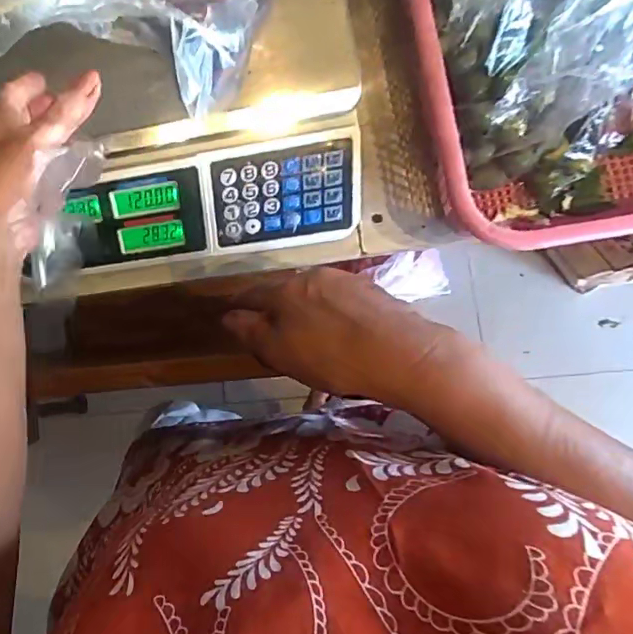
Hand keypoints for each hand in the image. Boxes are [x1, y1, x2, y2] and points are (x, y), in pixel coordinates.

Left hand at [0, 71, 102, 267]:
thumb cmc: (7, 177)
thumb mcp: (37, 139)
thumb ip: (66, 112)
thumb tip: (93, 77)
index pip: (14, 92)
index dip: (31, 83)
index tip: (48, 78)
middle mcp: (4, 142)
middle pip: (26, 118)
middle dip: (45, 108)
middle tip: (68, 100)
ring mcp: (15, 170)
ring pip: (37, 145)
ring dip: (55, 135)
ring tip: (77, 126)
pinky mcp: (27, 193)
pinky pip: (45, 172)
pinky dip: (59, 163)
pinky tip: (74, 161)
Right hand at [221, 267, 473, 406]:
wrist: (404, 354)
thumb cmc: (332, 357)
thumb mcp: (281, 351)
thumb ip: (251, 331)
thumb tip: (228, 316)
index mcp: (286, 289)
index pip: (250, 294)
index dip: (238, 308)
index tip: (232, 319)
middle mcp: (314, 276)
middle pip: (284, 295)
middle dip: (276, 315)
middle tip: (274, 341)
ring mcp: (347, 282)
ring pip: (315, 302)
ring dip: (307, 322)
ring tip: (312, 350)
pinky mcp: (373, 293)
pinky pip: (341, 310)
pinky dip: (333, 326)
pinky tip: (342, 348)